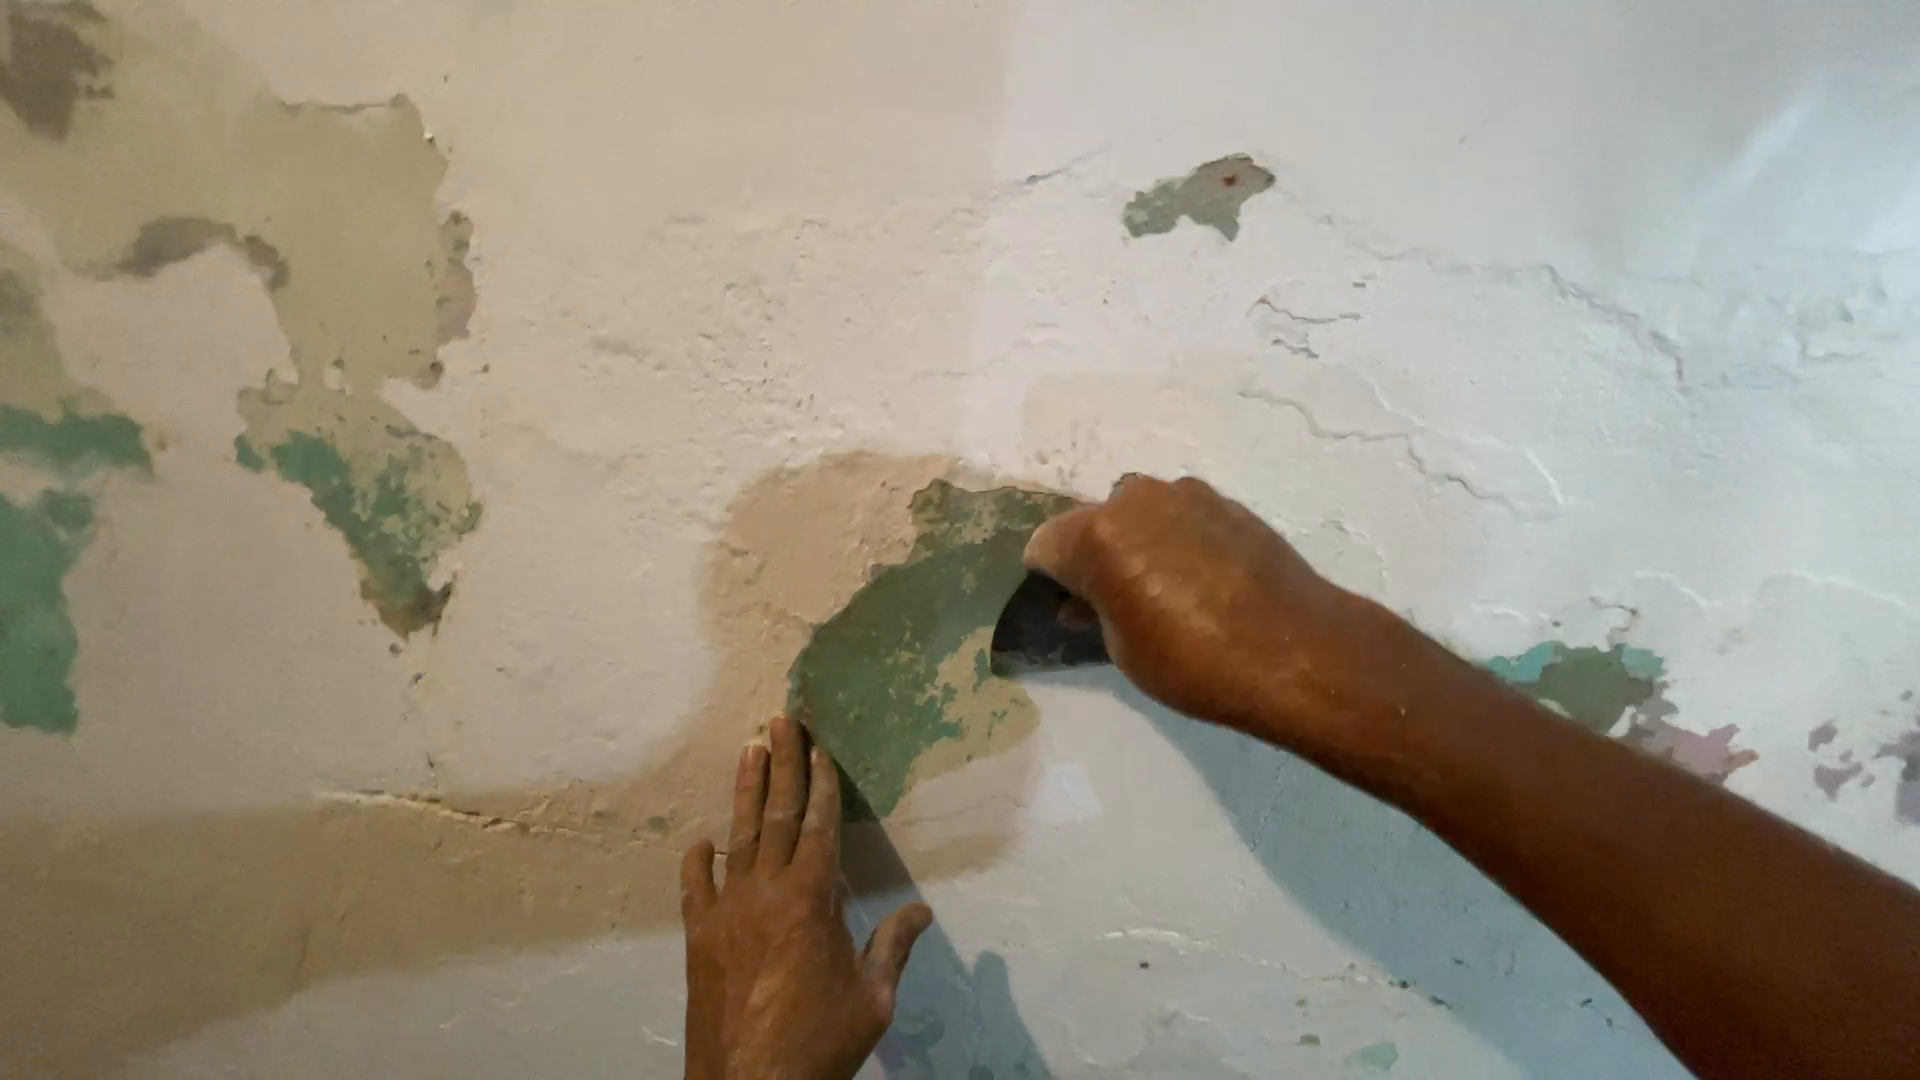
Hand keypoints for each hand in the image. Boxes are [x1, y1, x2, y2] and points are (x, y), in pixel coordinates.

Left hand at [682, 717, 932, 1079]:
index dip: (822, 783)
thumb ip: (894, 946)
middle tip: (780, 720)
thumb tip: (924, 910)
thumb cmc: (818, 1042)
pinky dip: (697, 861)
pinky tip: (700, 838)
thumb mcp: (871, 999)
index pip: (820, 824)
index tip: (820, 747)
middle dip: (783, 763)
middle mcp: (767, 890)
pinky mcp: (700, 936)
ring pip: (739, 836)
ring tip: (749, 748)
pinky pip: (696, 888)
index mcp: (812, 898)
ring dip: (746, 790)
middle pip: (778, 814)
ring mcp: (728, 910)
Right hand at [1025, 475, 1402, 747]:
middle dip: (1091, 555)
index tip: (1067, 605)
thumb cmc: (1195, 662)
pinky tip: (1202, 579)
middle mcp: (1134, 499)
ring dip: (1135, 542)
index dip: (1049, 578)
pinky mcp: (1225, 501)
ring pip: (1136, 514)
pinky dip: (1175, 539)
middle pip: (1090, 521)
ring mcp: (1184, 494)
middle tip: (1114, 599)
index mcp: (1097, 534)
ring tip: (1164, 589)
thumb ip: (1093, 612)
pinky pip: (1178, 516)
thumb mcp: (1123, 650)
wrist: (1301, 651)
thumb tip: (1082, 602)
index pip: (1044, 545)